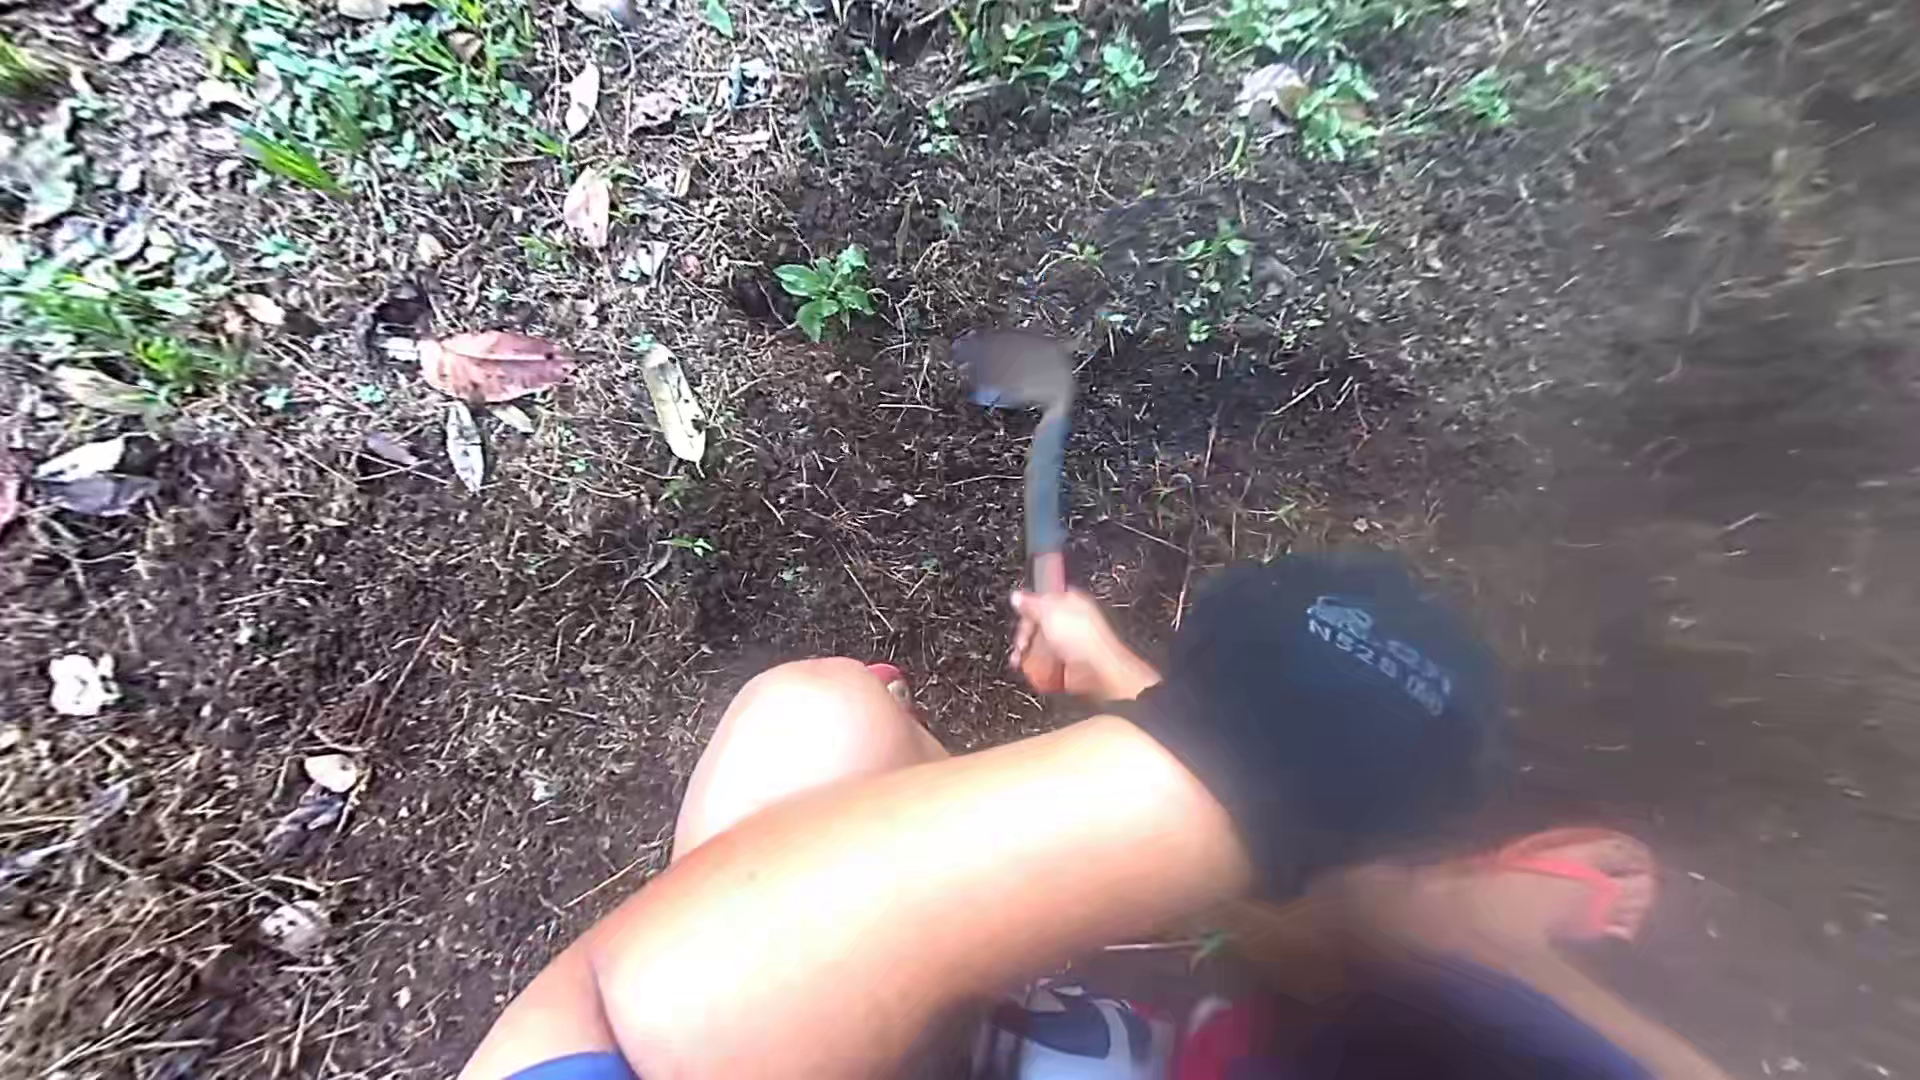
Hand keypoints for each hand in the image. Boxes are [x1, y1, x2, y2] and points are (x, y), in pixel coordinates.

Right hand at [1009, 590, 1161, 702]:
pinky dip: (1039, 668)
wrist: (1099, 672)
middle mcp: (1073, 621)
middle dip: (1026, 635)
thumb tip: (1018, 596)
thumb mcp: (1048, 612)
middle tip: (1022, 643)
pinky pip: (1049, 664)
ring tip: (1021, 660)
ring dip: (1028, 654)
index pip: (1043, 600)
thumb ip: (1031, 602)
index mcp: (1071, 601)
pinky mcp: (1070, 664)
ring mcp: (1072, 644)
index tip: (1021, 619)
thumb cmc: (1082, 638)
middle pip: (1040, 625)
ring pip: (1042, 647)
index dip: (1029, 609)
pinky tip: (1033, 670)